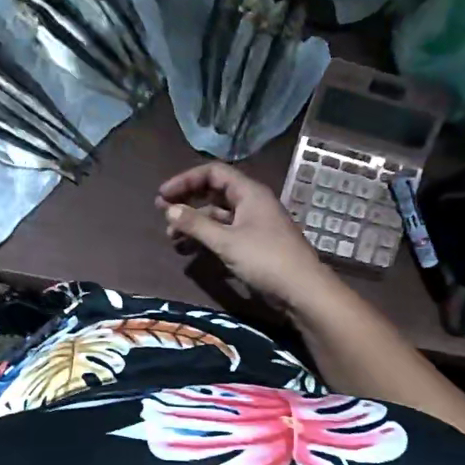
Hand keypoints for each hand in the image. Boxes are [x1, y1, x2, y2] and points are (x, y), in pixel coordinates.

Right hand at [156, 162, 335, 310]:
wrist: (302, 291)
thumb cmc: (265, 259)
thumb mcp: (226, 241)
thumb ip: (196, 224)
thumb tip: (168, 209)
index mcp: (249, 193)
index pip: (213, 173)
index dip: (186, 180)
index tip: (163, 195)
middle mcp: (251, 203)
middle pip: (213, 193)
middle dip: (187, 203)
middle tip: (162, 214)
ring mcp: (253, 224)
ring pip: (217, 216)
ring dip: (194, 224)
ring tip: (171, 238)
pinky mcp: (253, 245)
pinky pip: (224, 233)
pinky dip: (206, 238)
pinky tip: (190, 251)